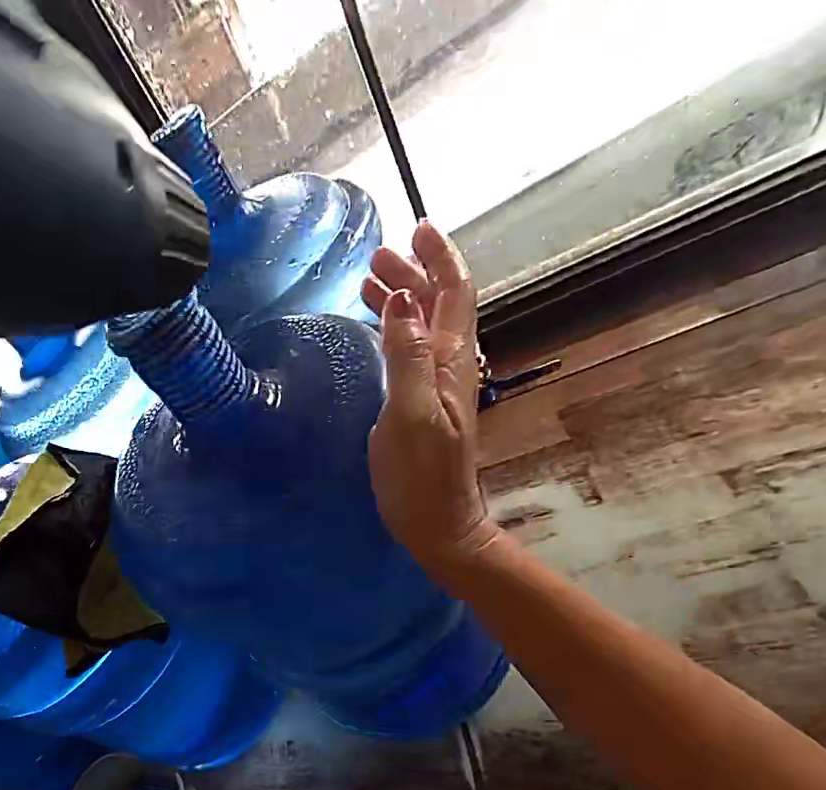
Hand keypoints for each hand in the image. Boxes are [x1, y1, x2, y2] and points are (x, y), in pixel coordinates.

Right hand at [362, 221, 502, 573]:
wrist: (439, 526)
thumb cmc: (422, 477)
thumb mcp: (411, 415)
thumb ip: (408, 356)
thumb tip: (402, 297)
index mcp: (453, 362)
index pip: (455, 293)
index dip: (440, 258)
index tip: (417, 228)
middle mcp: (451, 367)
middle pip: (439, 305)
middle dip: (414, 272)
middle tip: (377, 255)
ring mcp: (437, 387)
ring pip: (424, 327)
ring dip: (402, 298)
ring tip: (369, 280)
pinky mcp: (422, 406)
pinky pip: (412, 352)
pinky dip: (394, 329)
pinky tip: (375, 329)